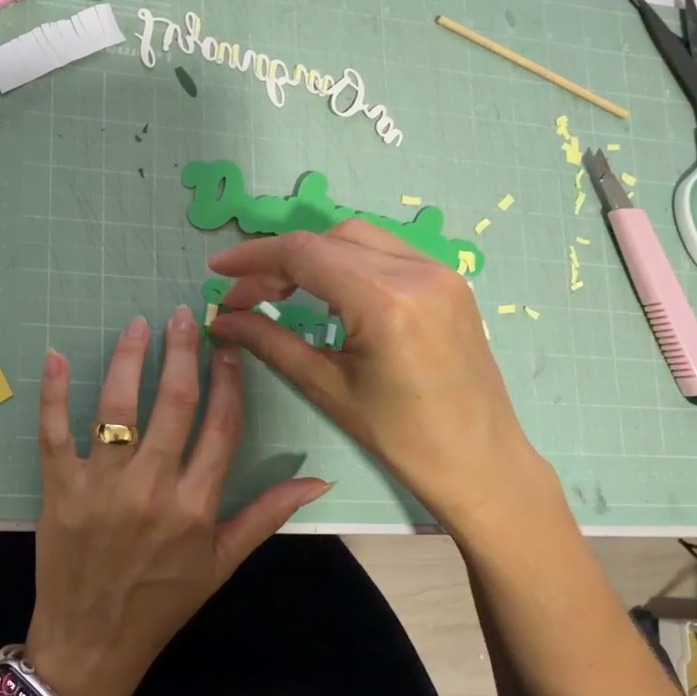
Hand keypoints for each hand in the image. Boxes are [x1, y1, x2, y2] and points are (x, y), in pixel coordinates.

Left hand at [27, 306, 330, 695]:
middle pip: (174, 404)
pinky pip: (54, 432)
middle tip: (185, 314)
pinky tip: (57, 356)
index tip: (229, 345)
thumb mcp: (221, 565)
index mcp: (197, 505)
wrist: (93, 641)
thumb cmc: (162, 604)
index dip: (229, 380)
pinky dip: (53, 393)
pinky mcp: (59, 489)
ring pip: (118, 408)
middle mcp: (153, 487)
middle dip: (183, 352)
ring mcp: (102, 486)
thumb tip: (317, 480)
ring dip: (129, 359)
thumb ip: (265, 517)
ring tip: (139, 324)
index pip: (222, 426)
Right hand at [205, 220, 547, 524]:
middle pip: (328, 238)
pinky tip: (327, 291)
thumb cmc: (399, 436)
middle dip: (279, 260)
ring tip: (280, 291)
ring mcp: (440, 271)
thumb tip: (222, 321)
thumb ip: (271, 343)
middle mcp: (416, 271)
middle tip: (245, 296)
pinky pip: (386, 251)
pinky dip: (346, 260)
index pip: (304, 254)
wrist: (478, 458)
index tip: (218, 272)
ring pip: (358, 237)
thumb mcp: (327, 387)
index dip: (253, 258)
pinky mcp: (449, 280)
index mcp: (384, 300)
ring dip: (313, 255)